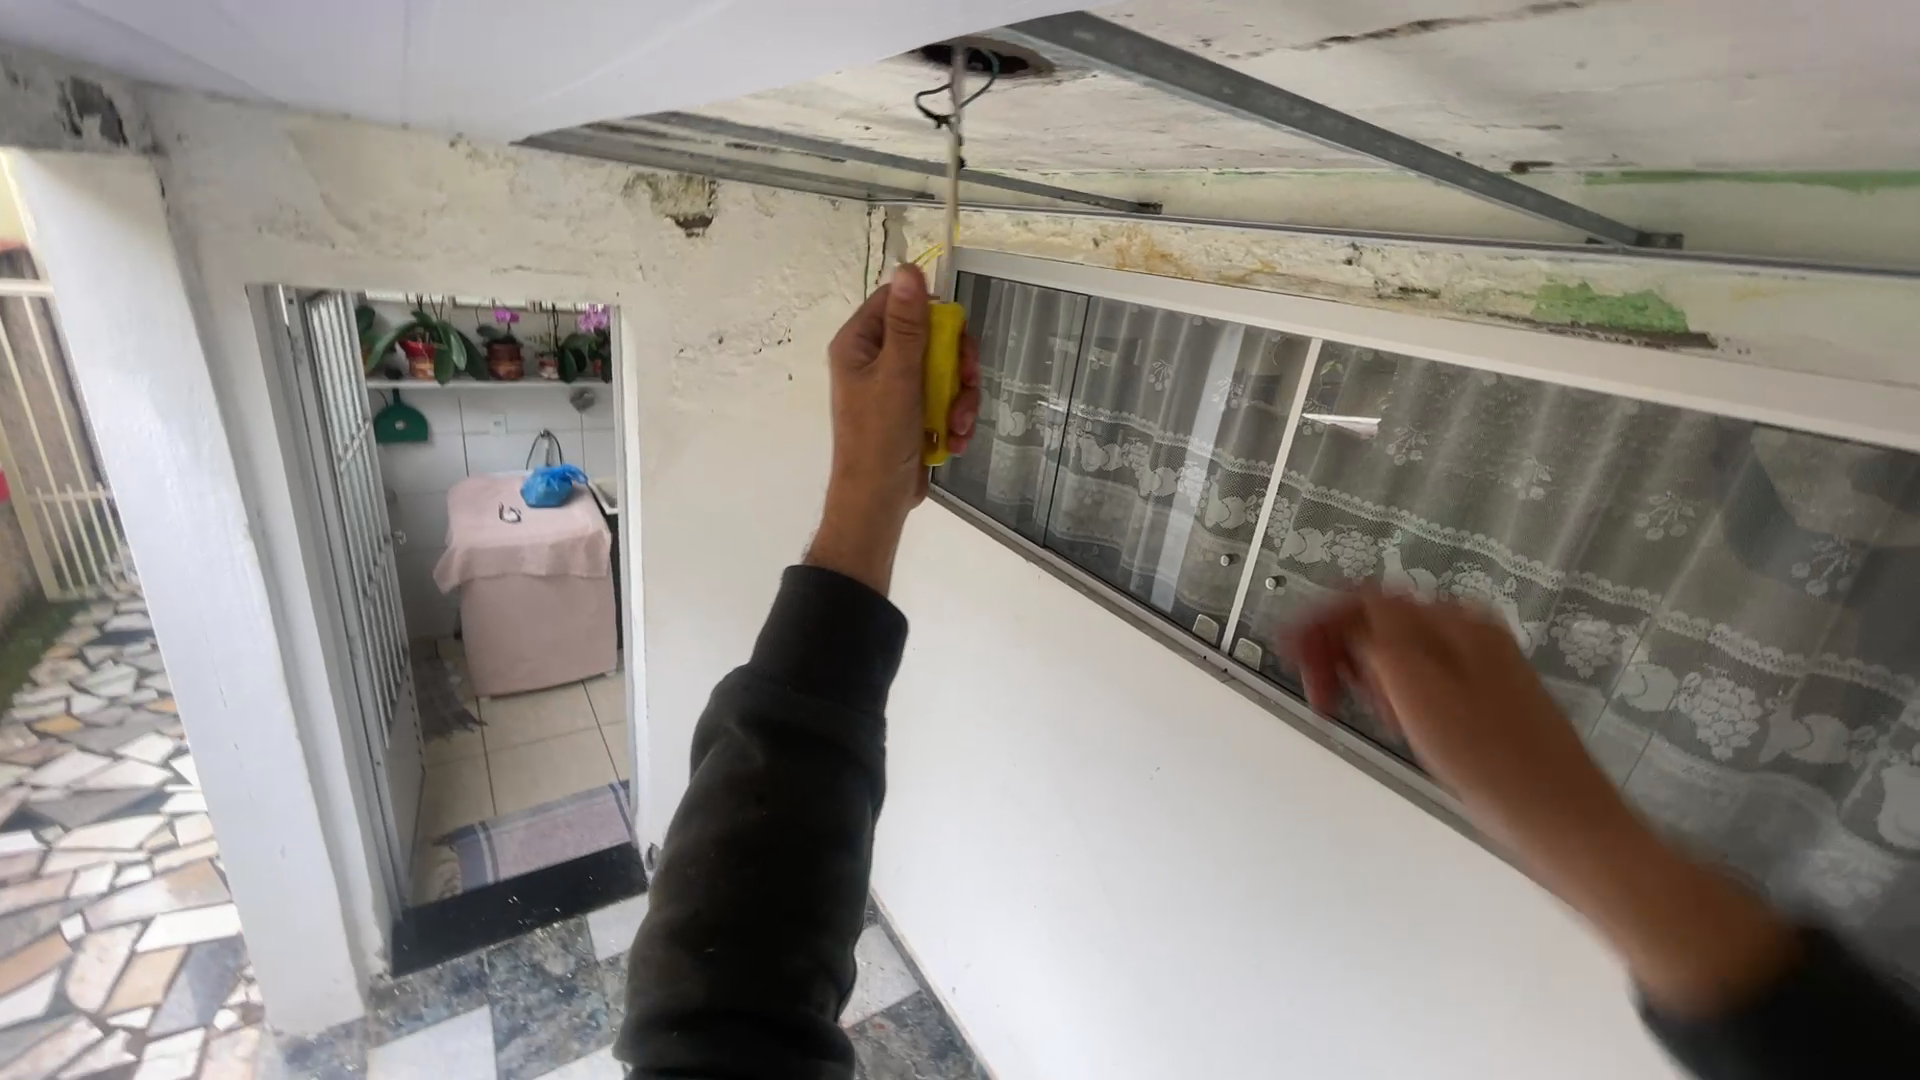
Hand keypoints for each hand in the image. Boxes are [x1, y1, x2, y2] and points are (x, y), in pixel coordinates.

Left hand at [806, 265, 981, 595]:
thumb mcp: (897, 376)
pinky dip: (954, 418)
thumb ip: (908, 325)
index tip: (953, 332)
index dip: (930, 311)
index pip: (896, 302)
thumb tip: (910, 269)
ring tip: (959, 424)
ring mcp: (895, 389)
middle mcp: (875, 361)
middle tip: (967, 381)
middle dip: (955, 363)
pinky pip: (943, 400)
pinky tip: (955, 439)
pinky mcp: (912, 414)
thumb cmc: (879, 438)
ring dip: (960, 397)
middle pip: (929, 337)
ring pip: (943, 371)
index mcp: (859, 344)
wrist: (878, 501)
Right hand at [1281, 589, 1628, 858]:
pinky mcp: (1483, 697)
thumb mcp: (1416, 687)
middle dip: (1337, 649)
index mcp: (1451, 622)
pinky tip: (1389, 721)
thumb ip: (1376, 637)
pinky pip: (1418, 676)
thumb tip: (1349, 616)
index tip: (1289, 654)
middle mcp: (1466, 632)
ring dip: (1360, 672)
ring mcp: (1478, 665)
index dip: (1319, 621)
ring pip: (1395, 649)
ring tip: (1349, 710)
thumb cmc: (1484, 757)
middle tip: (1315, 691)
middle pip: (1379, 621)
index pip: (1365, 599)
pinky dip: (1389, 690)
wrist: (1563, 822)